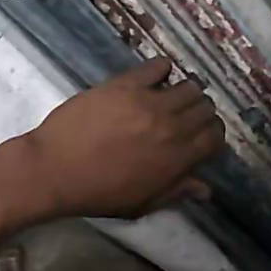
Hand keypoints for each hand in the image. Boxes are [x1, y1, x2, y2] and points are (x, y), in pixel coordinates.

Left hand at [11, 57, 225, 219]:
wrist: (54, 169)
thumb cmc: (97, 193)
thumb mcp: (141, 204)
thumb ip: (176, 193)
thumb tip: (205, 188)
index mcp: (178, 159)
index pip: (215, 137)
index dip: (212, 136)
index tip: (200, 137)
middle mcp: (172, 127)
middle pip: (205, 109)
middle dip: (200, 114)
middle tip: (184, 117)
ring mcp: (149, 102)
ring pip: (188, 87)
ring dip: (185, 92)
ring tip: (169, 97)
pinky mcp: (124, 85)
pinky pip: (156, 66)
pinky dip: (161, 69)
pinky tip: (154, 77)